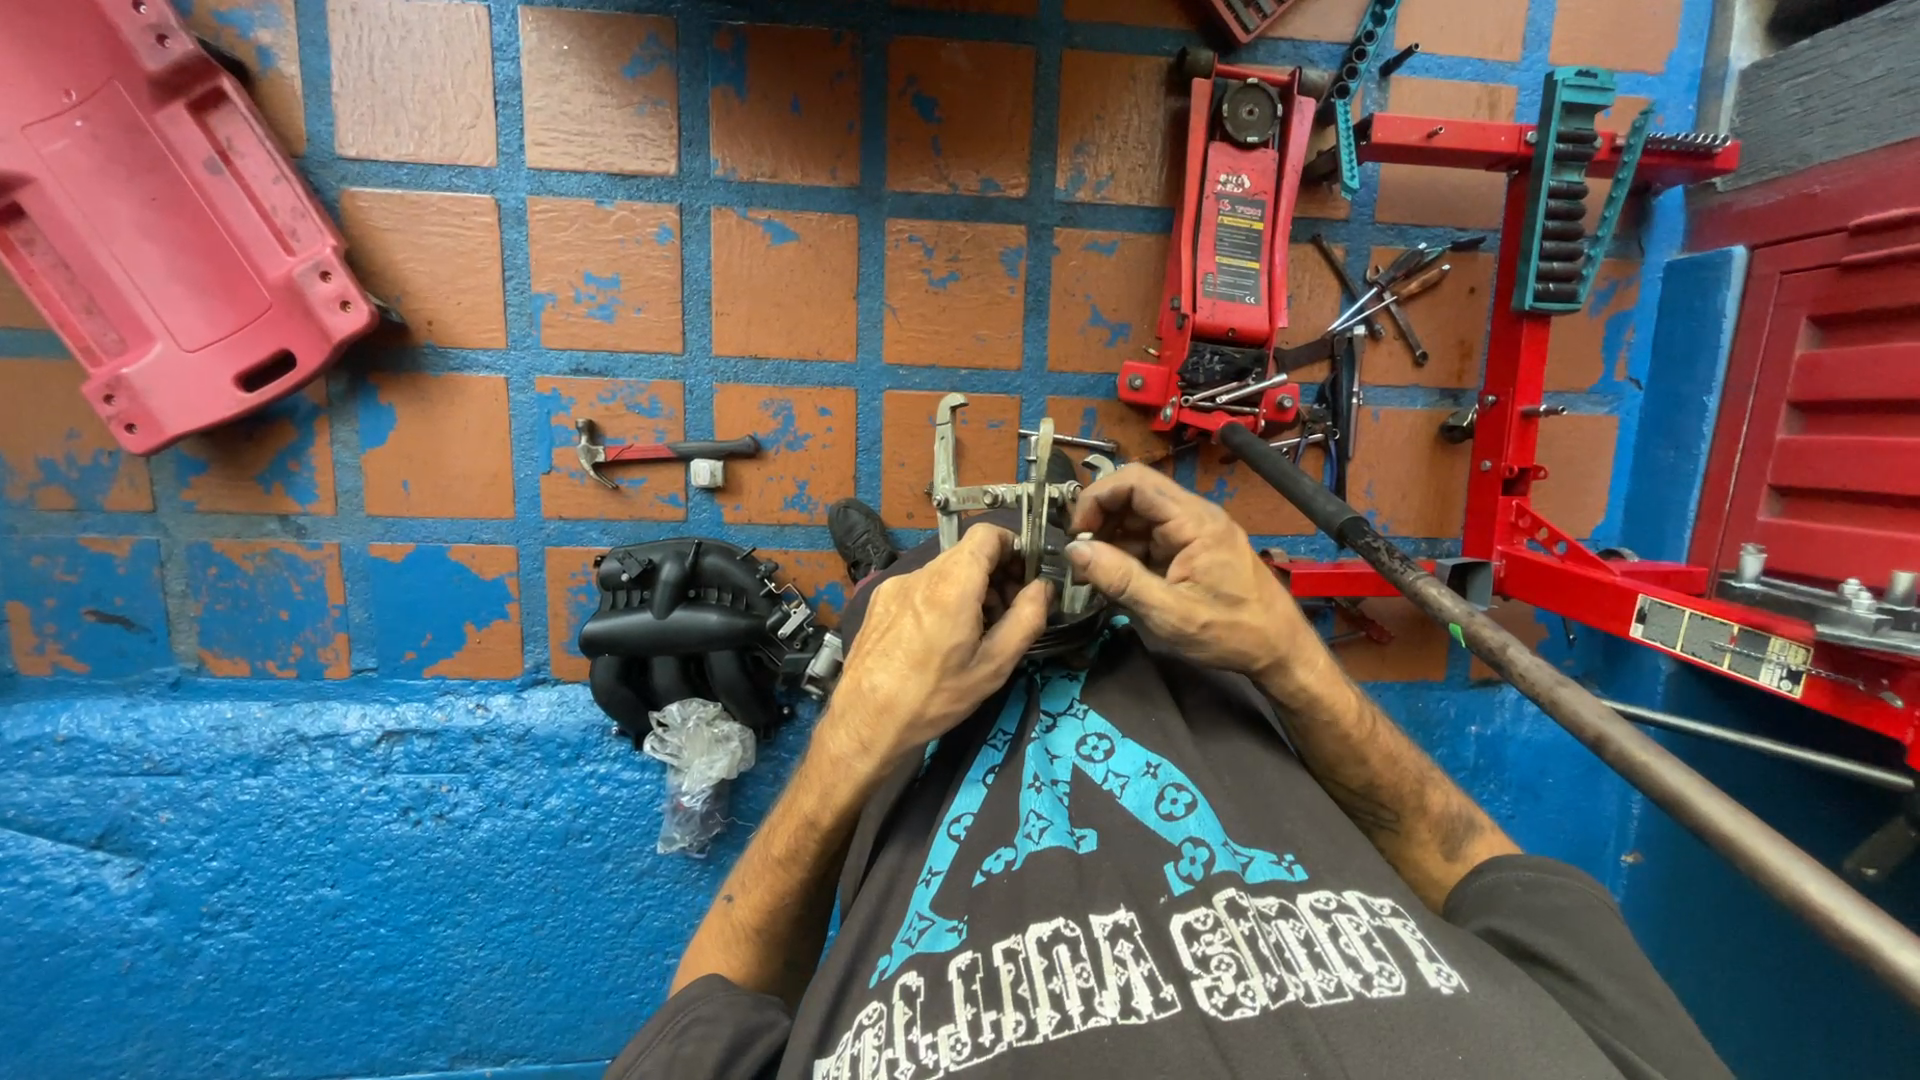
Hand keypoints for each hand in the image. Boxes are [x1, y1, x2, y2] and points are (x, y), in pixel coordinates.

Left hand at [816, 525, 1051, 770]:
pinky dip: (942, 600)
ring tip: (975, 632)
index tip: (1024, 578)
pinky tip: (942, 639)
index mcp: (952, 584)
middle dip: (995, 575)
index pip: (987, 533)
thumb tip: (1043, 588)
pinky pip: (922, 587)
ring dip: (969, 590)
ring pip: (945, 571)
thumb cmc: (934, 697)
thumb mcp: (993, 665)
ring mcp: (895, 586)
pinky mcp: (880, 601)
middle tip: (1006, 614)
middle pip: (967, 554)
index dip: (1013, 548)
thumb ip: (1027, 618)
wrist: (867, 721)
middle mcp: (920, 575)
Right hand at [1066, 464, 1335, 704]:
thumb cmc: (1232, 633)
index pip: (1134, 481)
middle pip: (1133, 494)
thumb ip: (1120, 580)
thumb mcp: (1170, 613)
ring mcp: (1194, 531)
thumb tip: (1074, 551)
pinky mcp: (1192, 548)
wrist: (1280, 651)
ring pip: (1138, 516)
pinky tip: (1115, 580)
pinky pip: (1149, 537)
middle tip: (1080, 556)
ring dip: (1109, 539)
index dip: (1096, 499)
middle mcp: (1194, 515)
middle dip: (1099, 519)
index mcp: (1194, 521)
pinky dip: (1126, 553)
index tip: (1077, 535)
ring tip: (1092, 575)